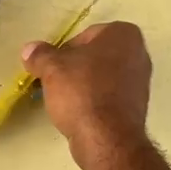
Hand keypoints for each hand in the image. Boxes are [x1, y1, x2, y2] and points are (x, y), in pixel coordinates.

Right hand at [21, 22, 153, 158]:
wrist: (105, 137)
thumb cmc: (81, 93)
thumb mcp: (52, 70)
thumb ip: (40, 56)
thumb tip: (29, 48)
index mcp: (122, 33)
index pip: (84, 37)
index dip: (62, 54)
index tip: (49, 72)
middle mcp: (139, 51)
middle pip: (95, 58)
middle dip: (75, 70)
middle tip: (55, 87)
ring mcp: (141, 80)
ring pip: (103, 78)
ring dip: (84, 87)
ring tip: (66, 104)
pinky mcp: (136, 106)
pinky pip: (109, 98)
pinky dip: (95, 103)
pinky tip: (81, 115)